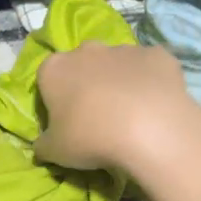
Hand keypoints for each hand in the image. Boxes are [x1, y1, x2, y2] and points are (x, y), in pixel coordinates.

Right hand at [35, 42, 200, 200]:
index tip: (66, 120)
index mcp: (54, 69)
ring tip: (131, 113)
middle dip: (87, 83)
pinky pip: (150, 67)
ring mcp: (124, 49)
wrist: (151, 131)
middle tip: (98, 115)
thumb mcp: (55, 151)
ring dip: (119, 81)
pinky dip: (151, 81)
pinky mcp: (157, 55)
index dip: (56, 99)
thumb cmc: (91, 138)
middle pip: (82, 64)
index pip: (47, 79)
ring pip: (117, 63)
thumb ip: (43, 144)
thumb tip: (42, 145)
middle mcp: (86, 50)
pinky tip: (156, 105)